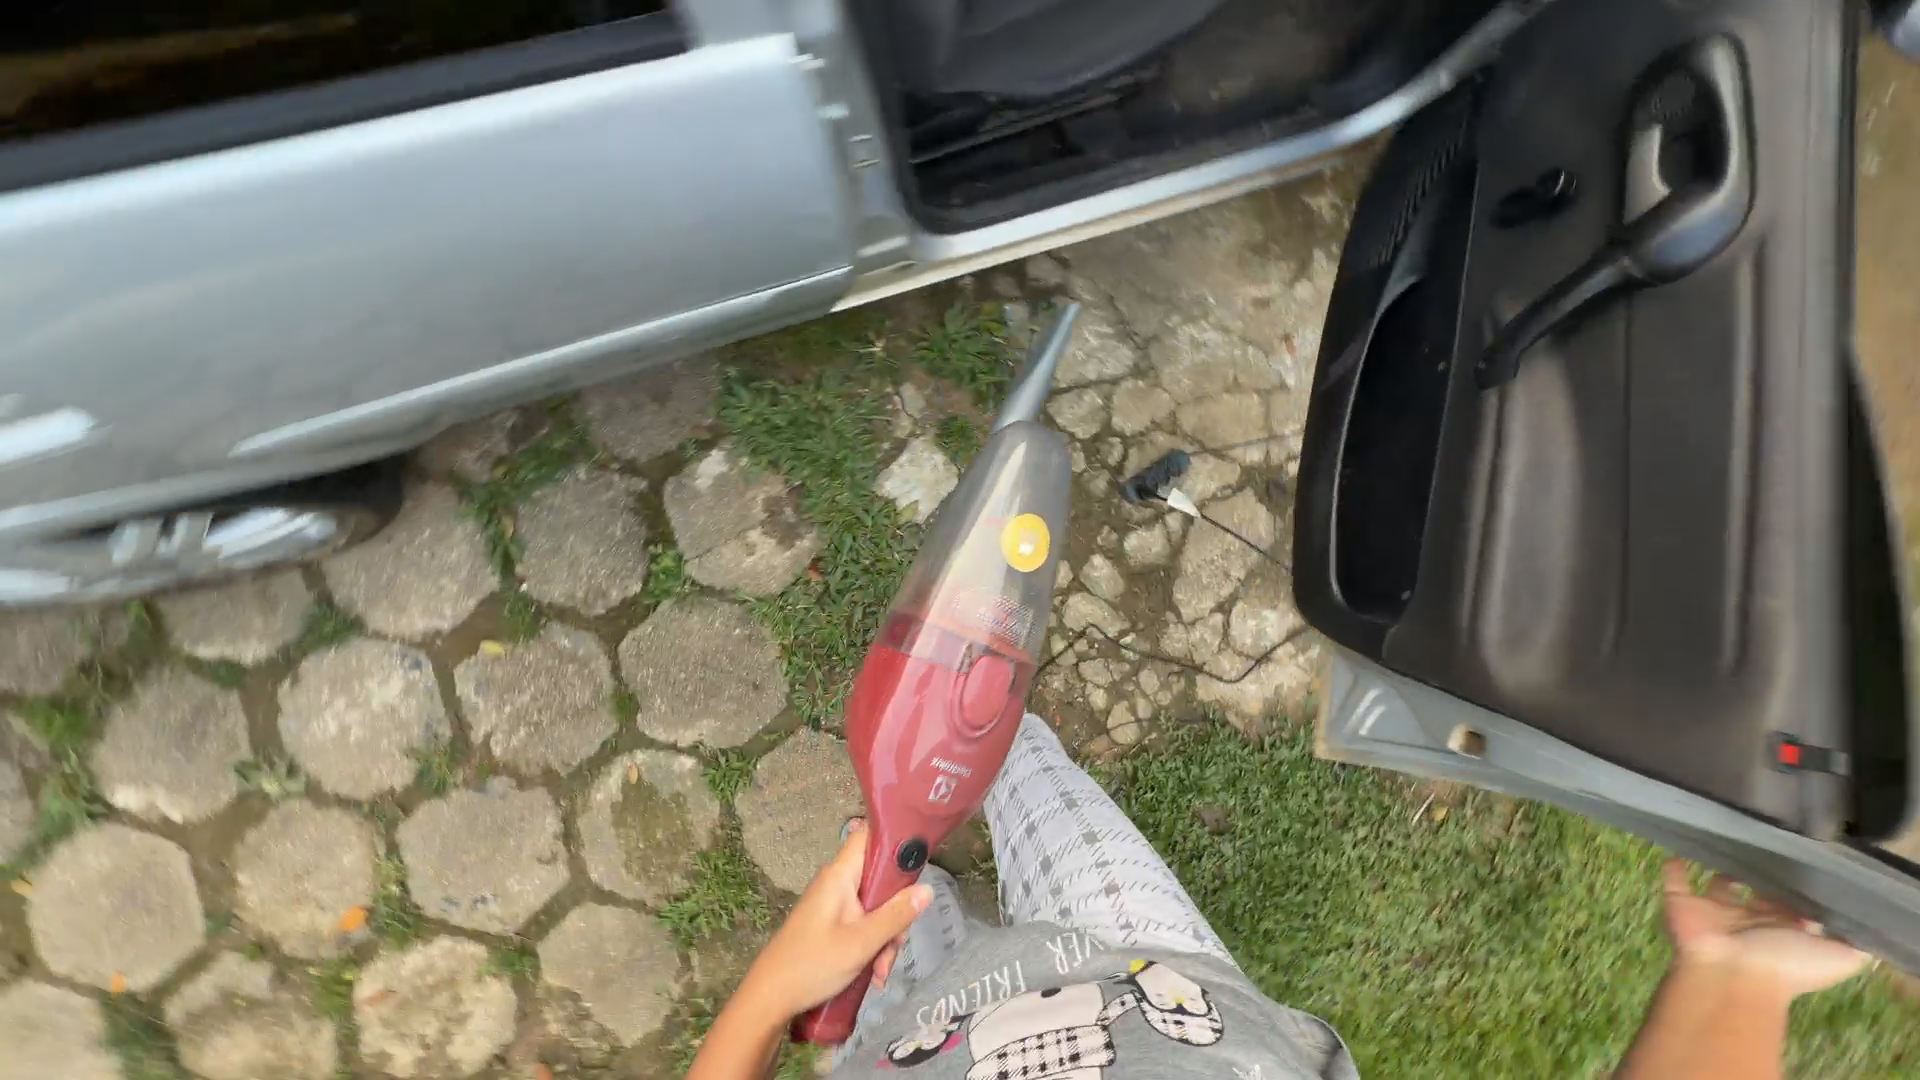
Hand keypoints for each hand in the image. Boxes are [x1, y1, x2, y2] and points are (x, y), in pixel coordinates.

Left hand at [737, 820, 932, 1018]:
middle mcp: (837, 882)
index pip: (870, 834)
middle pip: (880, 879)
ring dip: (885, 936)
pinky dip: (871, 945)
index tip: (918, 858)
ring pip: (874, 906)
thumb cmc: (812, 964)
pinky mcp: (831, 924)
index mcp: (841, 874)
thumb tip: (927, 889)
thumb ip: (895, 915)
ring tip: (881, 971)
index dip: (894, 837)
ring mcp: (834, 903)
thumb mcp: (860, 943)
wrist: (769, 1000)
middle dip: (895, 911)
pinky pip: (862, 923)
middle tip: (896, 944)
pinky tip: (873, 973)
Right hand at [1659, 858, 1869, 998]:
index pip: (1795, 908)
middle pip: (1757, 895)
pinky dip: (1673, 867)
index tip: (1801, 868)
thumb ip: (1854, 940)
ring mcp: (1714, 912)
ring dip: (1719, 870)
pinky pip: (1673, 881)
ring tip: (1724, 845)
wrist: (1732, 971)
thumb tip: (1861, 921)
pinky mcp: (1682, 903)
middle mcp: (1751, 921)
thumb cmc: (1786, 963)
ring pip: (1717, 886)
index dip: (1799, 892)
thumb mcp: (1840, 956)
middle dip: (1760, 878)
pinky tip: (1678, 851)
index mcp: (1785, 932)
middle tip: (1763, 850)